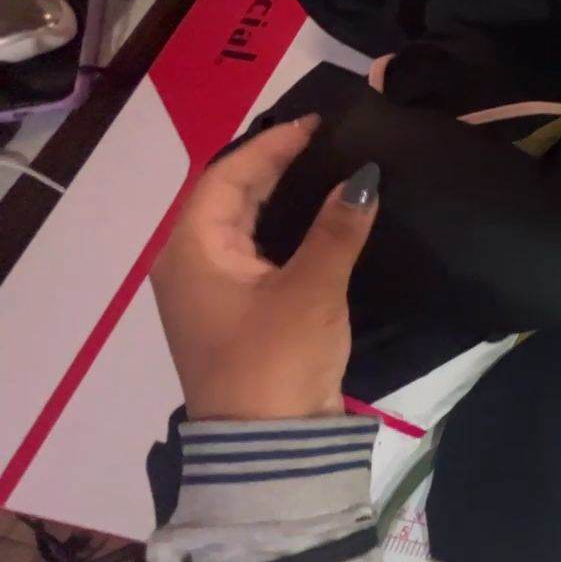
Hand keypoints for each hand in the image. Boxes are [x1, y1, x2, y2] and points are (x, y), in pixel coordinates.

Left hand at [151, 115, 378, 420]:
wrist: (270, 436)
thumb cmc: (278, 355)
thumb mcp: (312, 290)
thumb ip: (338, 231)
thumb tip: (364, 176)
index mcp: (194, 251)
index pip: (228, 178)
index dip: (271, 146)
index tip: (318, 125)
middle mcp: (194, 264)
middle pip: (231, 198)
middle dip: (273, 165)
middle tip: (325, 142)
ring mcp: (217, 291)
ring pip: (246, 226)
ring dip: (282, 196)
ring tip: (327, 173)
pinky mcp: (245, 312)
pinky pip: (262, 252)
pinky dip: (290, 230)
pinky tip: (323, 226)